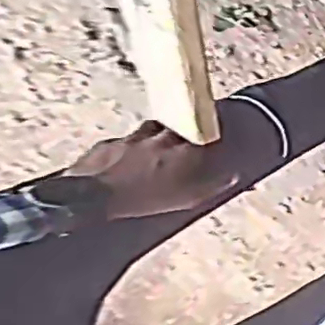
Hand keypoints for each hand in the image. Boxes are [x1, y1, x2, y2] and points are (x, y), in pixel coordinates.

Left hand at [64, 121, 238, 219]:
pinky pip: (122, 141)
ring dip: (155, 137)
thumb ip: (215, 185)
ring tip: (153, 152)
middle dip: (182, 134)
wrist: (89, 197)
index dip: (210, 136)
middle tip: (181, 146)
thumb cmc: (144, 198)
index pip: (207, 132)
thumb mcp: (188, 198)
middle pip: (179, 127)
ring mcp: (133, 138)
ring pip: (151, 130)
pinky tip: (124, 163)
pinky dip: (126, 149)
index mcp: (187, 148)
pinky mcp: (107, 144)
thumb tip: (236, 176)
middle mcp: (163, 137)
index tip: (210, 143)